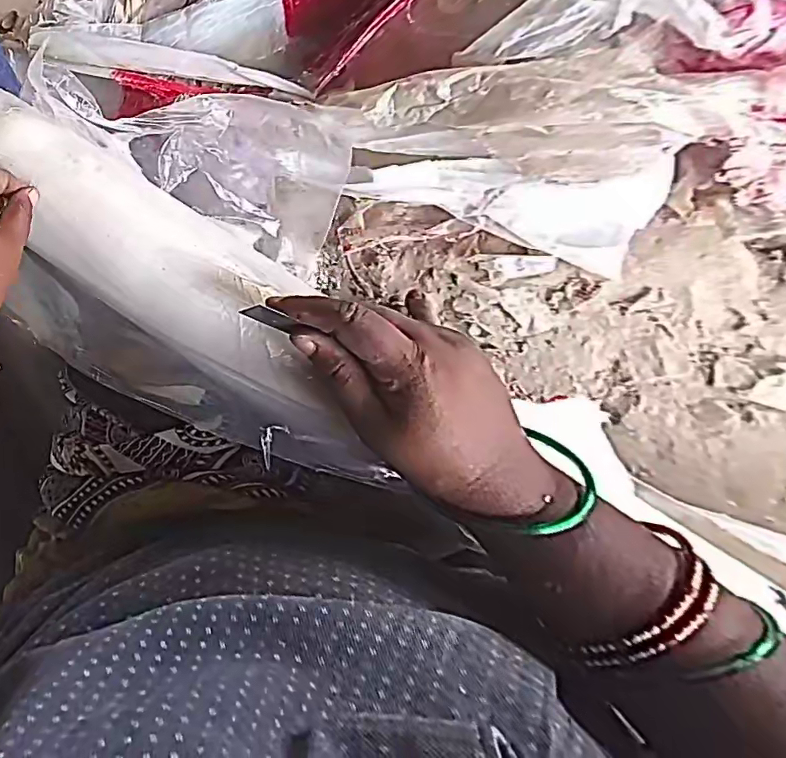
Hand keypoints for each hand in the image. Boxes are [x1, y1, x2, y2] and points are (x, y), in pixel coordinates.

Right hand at [269, 291, 570, 518]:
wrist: (506, 483)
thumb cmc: (437, 463)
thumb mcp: (373, 424)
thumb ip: (339, 374)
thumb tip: (305, 338)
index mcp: (411, 362)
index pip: (350, 317)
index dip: (309, 308)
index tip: (279, 307)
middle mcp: (437, 342)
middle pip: (368, 310)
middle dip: (326, 312)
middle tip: (292, 319)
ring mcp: (455, 342)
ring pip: (390, 315)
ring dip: (354, 317)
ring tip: (327, 328)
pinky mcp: (465, 348)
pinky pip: (419, 322)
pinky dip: (393, 317)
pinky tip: (398, 301)